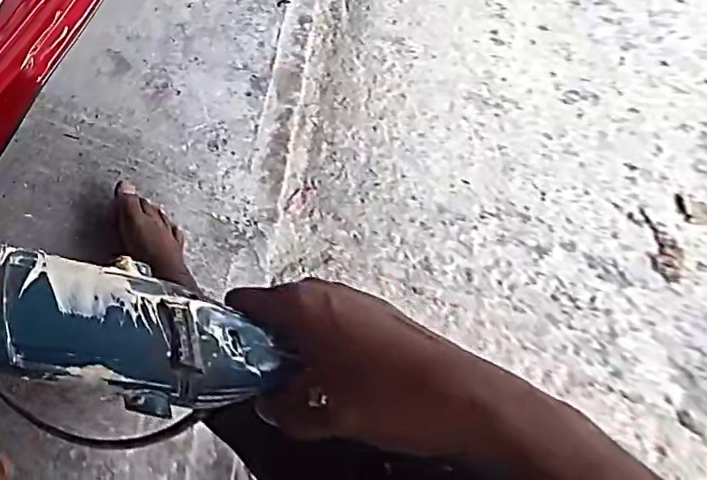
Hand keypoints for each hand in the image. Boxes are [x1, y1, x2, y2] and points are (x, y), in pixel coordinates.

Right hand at [226, 279, 543, 460]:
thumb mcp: (330, 416)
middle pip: (274, 305)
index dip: (235, 328)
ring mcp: (350, 296)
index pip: (243, 300)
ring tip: (316, 379)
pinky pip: (334, 316)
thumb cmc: (401, 399)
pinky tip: (347, 374)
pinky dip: (329, 338)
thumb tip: (272, 408)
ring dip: (301, 340)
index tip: (240, 354)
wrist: (470, 400)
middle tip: (277, 376)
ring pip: (305, 311)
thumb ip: (288, 410)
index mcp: (299, 304)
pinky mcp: (374, 309)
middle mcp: (320, 290)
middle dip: (271, 339)